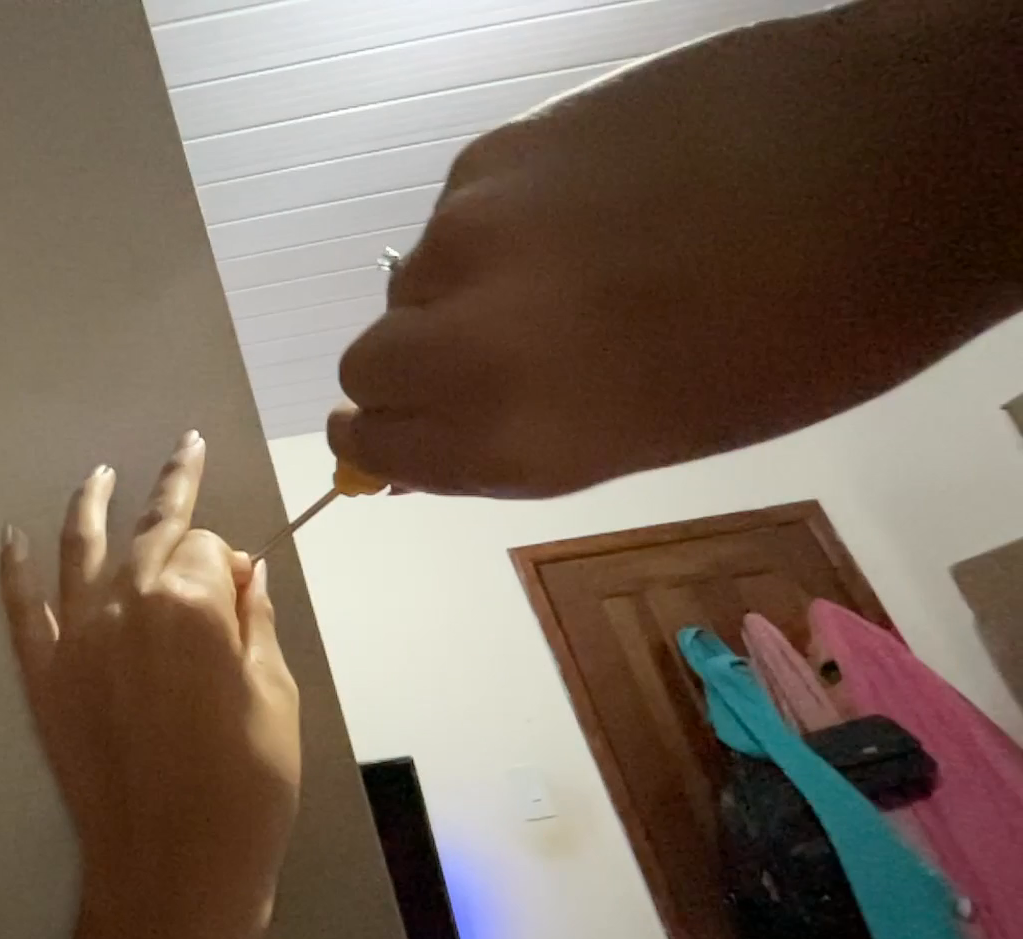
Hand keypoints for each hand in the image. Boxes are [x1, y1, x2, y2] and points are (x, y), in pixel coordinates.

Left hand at [0, 431, 299, 927]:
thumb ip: (254, 617)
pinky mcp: (44, 675)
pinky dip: (13, 570)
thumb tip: (241, 568)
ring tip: (97, 474)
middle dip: (171, 490)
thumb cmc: (246, 784)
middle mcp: (125, 601)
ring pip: (79, 549)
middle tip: (183, 450)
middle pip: (149, 532)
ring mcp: (75, 636)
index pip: (207, 547)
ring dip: (90, 504)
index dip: (228, 561)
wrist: (173, 868)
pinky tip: (11, 538)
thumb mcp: (275, 693)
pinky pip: (21, 610)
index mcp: (190, 601)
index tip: (240, 584)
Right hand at [331, 0, 1022, 496]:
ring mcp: (470, 237)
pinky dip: (493, 225)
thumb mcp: (632, 440)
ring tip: (561, 263)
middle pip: (362, 364)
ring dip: (457, 288)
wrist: (916, 155)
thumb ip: (498, 446)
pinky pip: (454, 212)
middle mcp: (465, 345)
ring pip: (409, 281)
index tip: (382, 428)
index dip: (371, 437)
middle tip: (473, 351)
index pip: (367, 443)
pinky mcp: (493, 153)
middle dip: (402, 367)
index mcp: (508, 437)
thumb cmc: (790, 342)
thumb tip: (412, 436)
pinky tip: (580, 205)